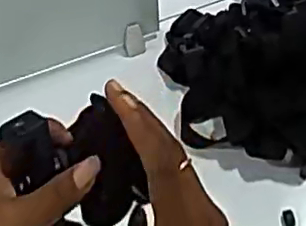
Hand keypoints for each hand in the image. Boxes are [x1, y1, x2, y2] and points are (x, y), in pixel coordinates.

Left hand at [0, 119, 99, 225]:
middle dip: (64, 172)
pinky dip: (56, 219)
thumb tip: (89, 165)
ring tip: (81, 208)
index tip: (79, 146)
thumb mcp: (22, 215)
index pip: (30, 132)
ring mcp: (2, 210)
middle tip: (84, 181)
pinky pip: (39, 217)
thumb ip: (57, 191)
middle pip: (40, 164)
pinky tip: (70, 225)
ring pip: (41, 193)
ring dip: (62, 199)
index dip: (56, 133)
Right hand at [105, 80, 227, 225]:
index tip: (116, 92)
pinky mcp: (208, 217)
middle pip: (172, 149)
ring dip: (152, 132)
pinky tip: (148, 151)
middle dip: (142, 116)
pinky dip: (162, 153)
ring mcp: (209, 212)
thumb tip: (96, 205)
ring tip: (129, 113)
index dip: (136, 119)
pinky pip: (183, 172)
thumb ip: (129, 219)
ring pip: (179, 158)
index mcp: (187, 215)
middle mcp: (203, 209)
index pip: (160, 155)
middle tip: (118, 92)